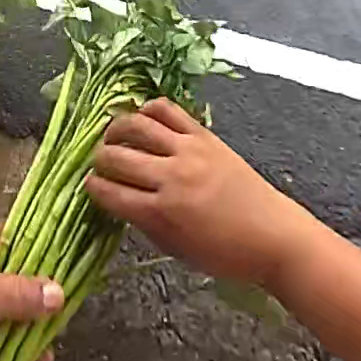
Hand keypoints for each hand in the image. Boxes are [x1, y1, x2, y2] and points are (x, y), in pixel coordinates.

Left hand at [0, 225, 62, 360]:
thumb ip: (21, 293)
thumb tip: (61, 292)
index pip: (17, 231)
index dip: (41, 240)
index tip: (65, 255)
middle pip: (15, 273)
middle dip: (38, 295)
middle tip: (61, 313)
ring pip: (4, 307)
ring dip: (25, 327)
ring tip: (46, 350)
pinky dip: (7, 344)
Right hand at [86, 98, 320, 288]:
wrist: (271, 233)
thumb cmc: (223, 252)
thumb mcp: (176, 248)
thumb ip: (145, 222)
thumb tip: (120, 199)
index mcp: (162, 212)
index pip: (112, 193)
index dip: (94, 187)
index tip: (89, 184)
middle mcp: (171, 176)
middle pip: (119, 156)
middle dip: (100, 158)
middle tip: (98, 160)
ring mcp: (188, 150)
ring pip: (138, 125)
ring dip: (117, 128)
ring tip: (113, 134)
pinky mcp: (204, 134)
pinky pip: (169, 110)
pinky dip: (150, 108)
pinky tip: (143, 117)